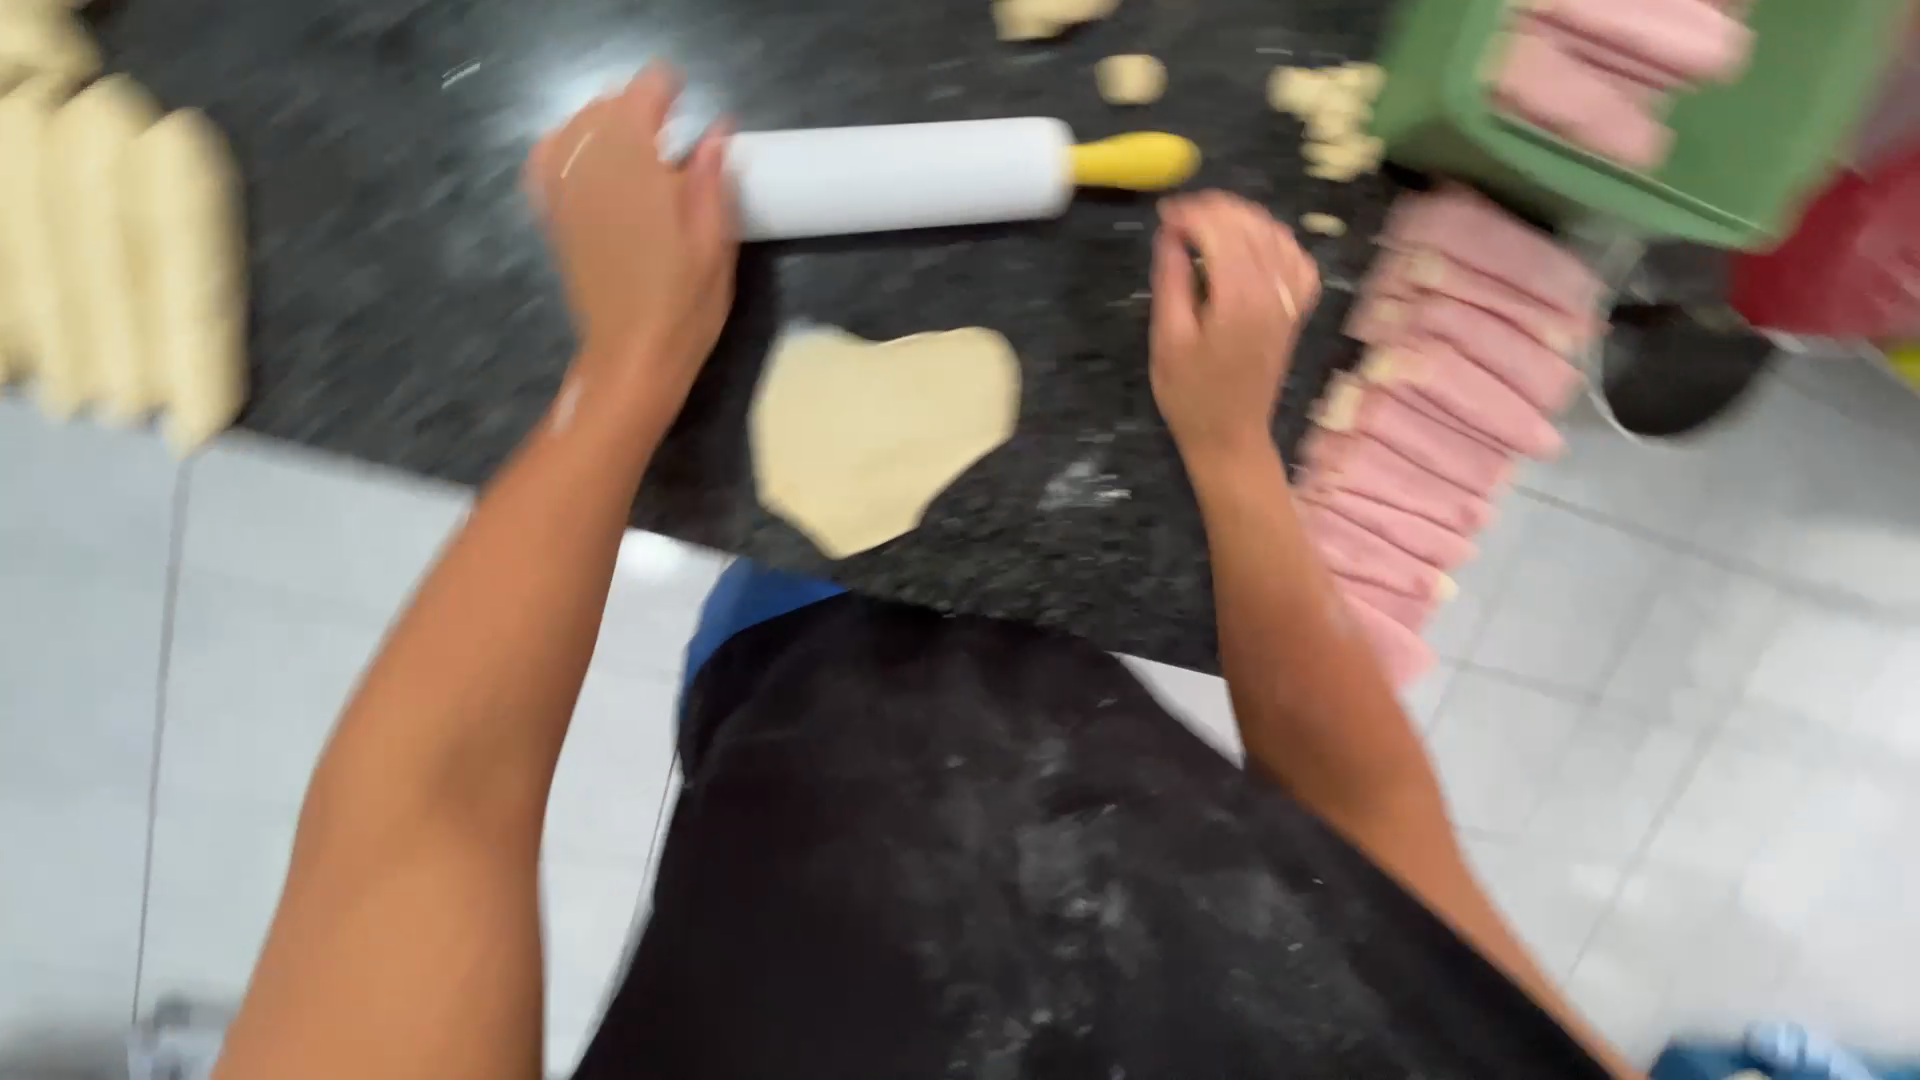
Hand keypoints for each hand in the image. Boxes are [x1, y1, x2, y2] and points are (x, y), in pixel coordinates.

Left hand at [526, 65, 737, 432]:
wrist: (632, 357)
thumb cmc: (685, 307)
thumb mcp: (716, 247)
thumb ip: (713, 182)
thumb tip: (717, 130)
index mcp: (636, 168)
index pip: (643, 96)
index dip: (667, 91)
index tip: (689, 104)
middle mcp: (591, 168)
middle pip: (606, 107)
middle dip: (639, 108)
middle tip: (673, 135)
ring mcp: (565, 191)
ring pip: (576, 128)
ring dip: (607, 126)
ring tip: (637, 150)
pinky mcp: (555, 216)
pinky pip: (547, 160)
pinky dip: (568, 148)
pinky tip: (591, 163)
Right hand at [1148, 191, 1319, 462]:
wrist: (1229, 435)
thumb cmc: (1190, 395)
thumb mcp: (1167, 340)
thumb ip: (1171, 282)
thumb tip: (1170, 236)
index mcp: (1239, 297)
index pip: (1220, 230)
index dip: (1190, 215)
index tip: (1162, 215)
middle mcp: (1274, 290)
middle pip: (1249, 225)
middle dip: (1213, 211)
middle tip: (1177, 217)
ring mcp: (1292, 298)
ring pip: (1274, 234)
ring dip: (1240, 220)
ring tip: (1205, 225)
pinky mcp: (1296, 309)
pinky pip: (1294, 258)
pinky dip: (1272, 241)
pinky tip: (1250, 246)